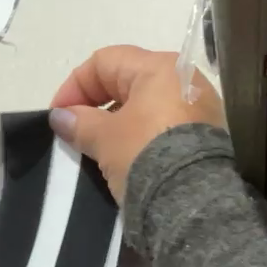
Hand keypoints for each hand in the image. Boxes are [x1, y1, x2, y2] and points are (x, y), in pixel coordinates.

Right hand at [48, 45, 225, 202]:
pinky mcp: (208, 143)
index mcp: (160, 67)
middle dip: (99, 108)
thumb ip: (80, 124)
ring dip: (122, 128)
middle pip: (130, 85)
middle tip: (80, 136)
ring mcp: (202, 113)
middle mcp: (186, 82)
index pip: (105, 62)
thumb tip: (61, 117)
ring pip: (149, 111)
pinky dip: (145, 142)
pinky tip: (131, 162)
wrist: (194, 204)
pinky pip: (166, 133)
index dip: (75, 87)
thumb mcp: (106, 139)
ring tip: (103, 153)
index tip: (59, 117)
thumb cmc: (146, 156)